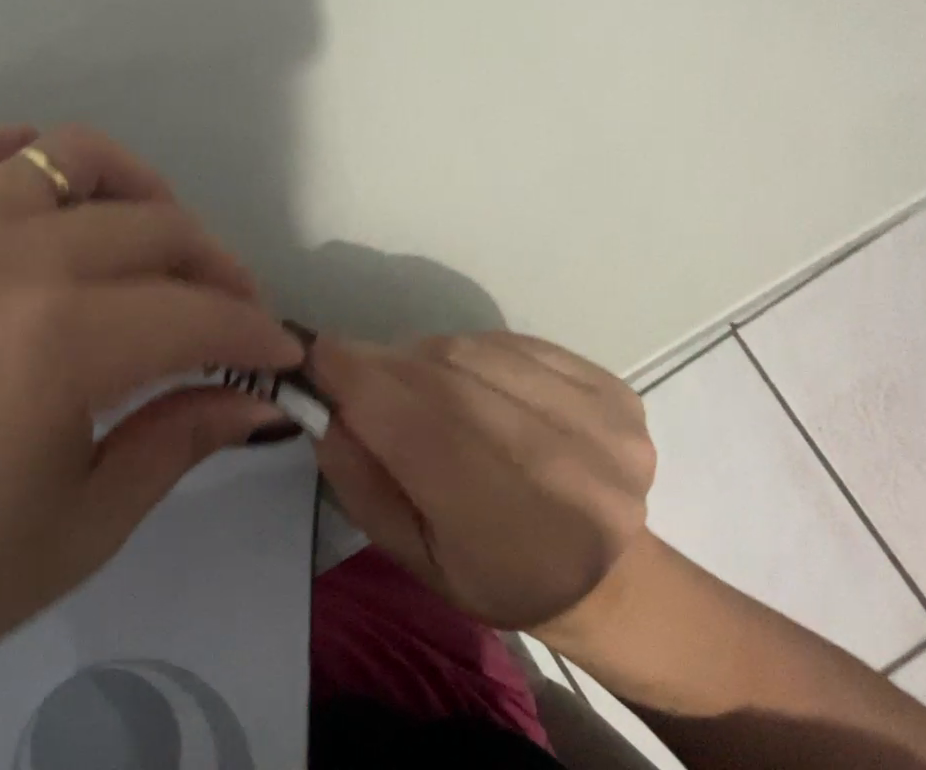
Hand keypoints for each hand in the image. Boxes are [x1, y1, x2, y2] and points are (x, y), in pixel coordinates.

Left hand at [0, 125, 301, 769]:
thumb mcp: (86, 524)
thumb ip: (177, 439)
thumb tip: (255, 399)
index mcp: (57, 345)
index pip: (193, 314)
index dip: (253, 335)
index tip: (281, 361)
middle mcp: (6, 265)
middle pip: (148, 227)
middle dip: (215, 270)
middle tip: (234, 322)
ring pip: (66, 156)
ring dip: (135, 189)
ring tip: (159, 245)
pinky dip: (18, 151)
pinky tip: (52, 195)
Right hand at [308, 332, 654, 630]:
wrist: (607, 581)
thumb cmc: (491, 576)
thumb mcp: (406, 551)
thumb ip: (359, 480)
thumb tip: (325, 408)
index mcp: (502, 526)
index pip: (413, 426)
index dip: (354, 378)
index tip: (312, 355)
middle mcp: (560, 468)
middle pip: (440, 379)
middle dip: (380, 365)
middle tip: (350, 371)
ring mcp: (597, 424)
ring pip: (472, 352)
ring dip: (423, 357)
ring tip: (414, 386)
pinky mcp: (613, 391)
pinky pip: (512, 345)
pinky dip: (471, 352)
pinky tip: (468, 382)